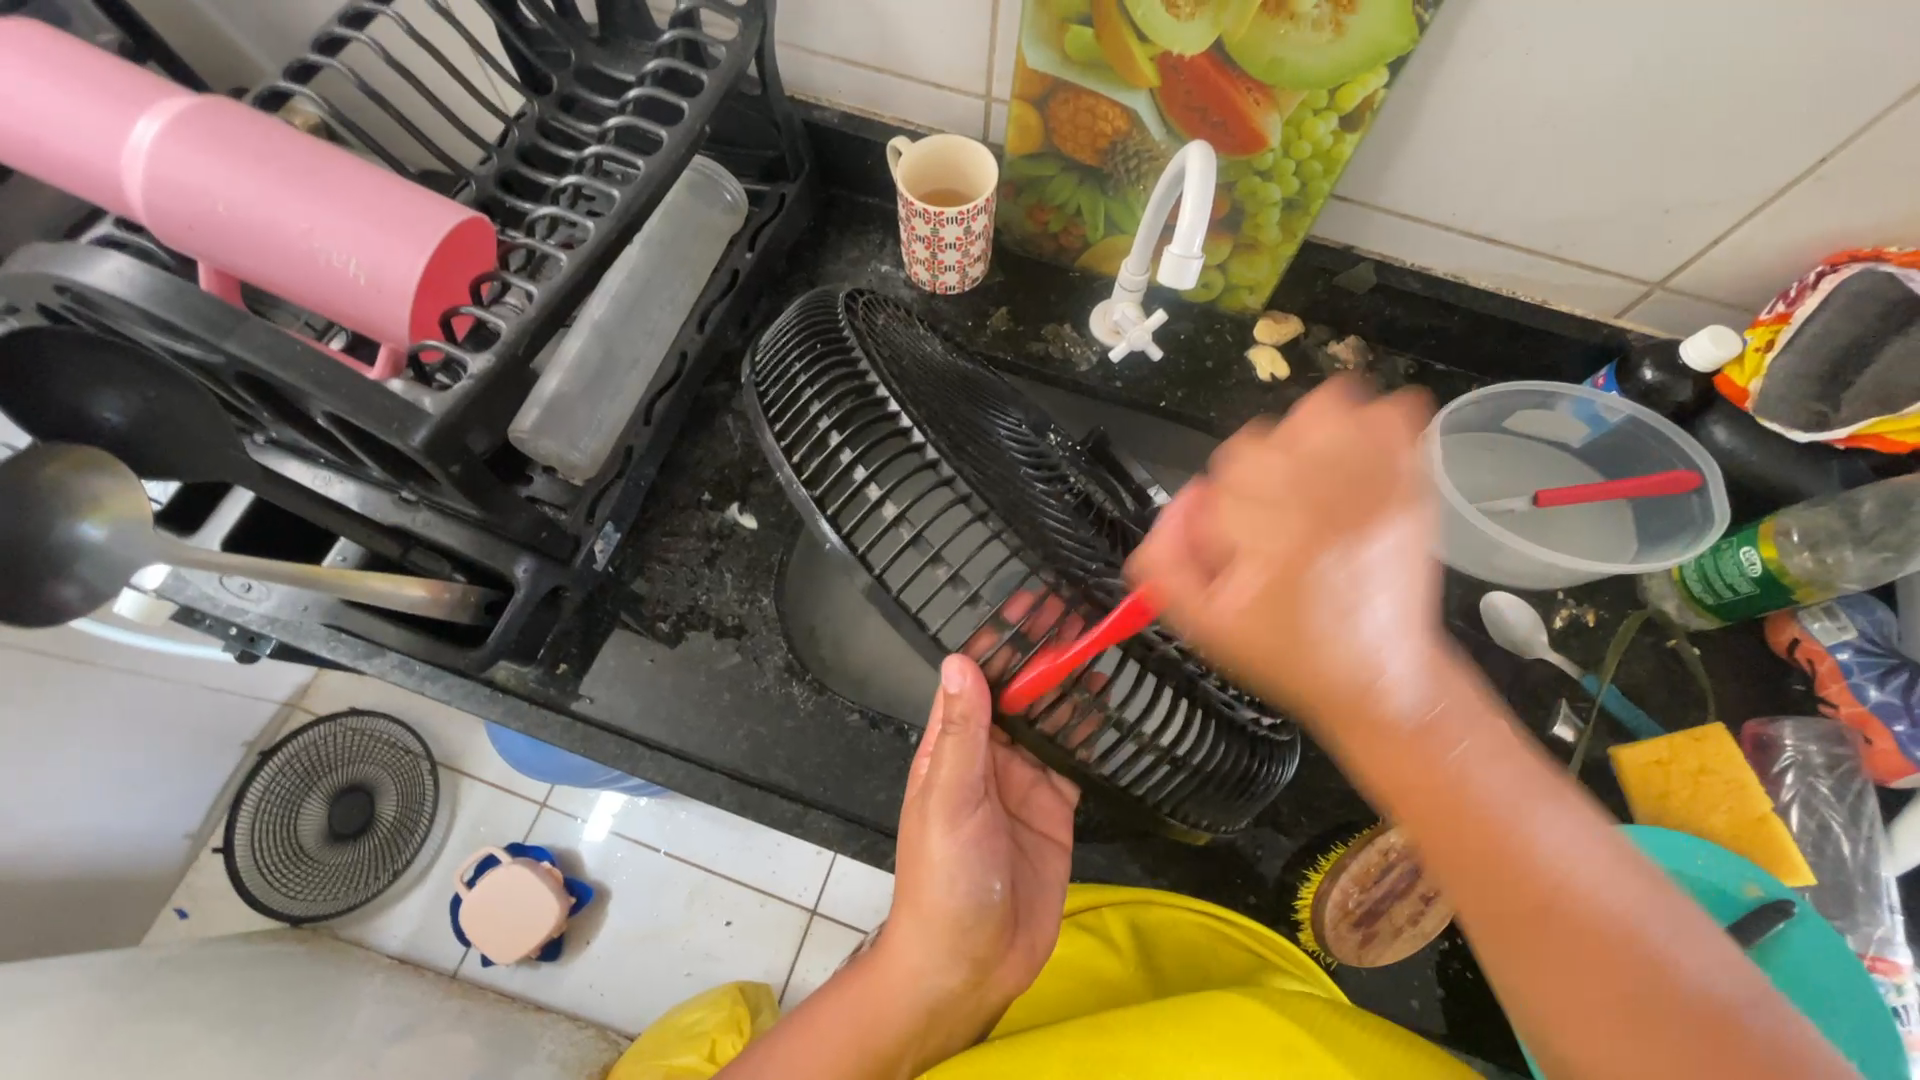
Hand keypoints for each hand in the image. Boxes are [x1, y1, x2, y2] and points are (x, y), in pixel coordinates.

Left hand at [878, 645, 1078, 1053]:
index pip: (977, 677)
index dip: (1001, 639)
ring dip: (1070, 682)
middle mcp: (987, 754)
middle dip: (1043, 652)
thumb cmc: (945, 878)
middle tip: (1077, 610)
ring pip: (1050, 717)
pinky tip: (1109, 699)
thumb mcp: (949, 800)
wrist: (971, 962)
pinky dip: (1091, 728)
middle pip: (1018, 691)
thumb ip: (960, 733)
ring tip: (1098, 640)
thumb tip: (961, 660)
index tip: (1029, 602)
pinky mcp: (1055, 806)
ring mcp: (1023, 779)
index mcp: (951, 745)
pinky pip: (1075, 757)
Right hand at [1124, 376, 1445, 733]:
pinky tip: (1355, 460)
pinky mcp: (1413, 485)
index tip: (1236, 546)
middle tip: (1268, 523)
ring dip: (1305, 437)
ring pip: (1323, 407)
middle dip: (1254, 473)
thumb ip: (1163, 561)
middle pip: (1265, 435)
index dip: (1220, 505)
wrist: (1383, 682)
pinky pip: (1393, 414)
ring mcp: (1377, 486)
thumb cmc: (1287, 656)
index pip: (1228, 469)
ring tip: (1308, 482)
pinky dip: (1370, 424)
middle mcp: (1327, 498)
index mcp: (1274, 533)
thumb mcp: (1201, 627)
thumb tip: (1183, 498)